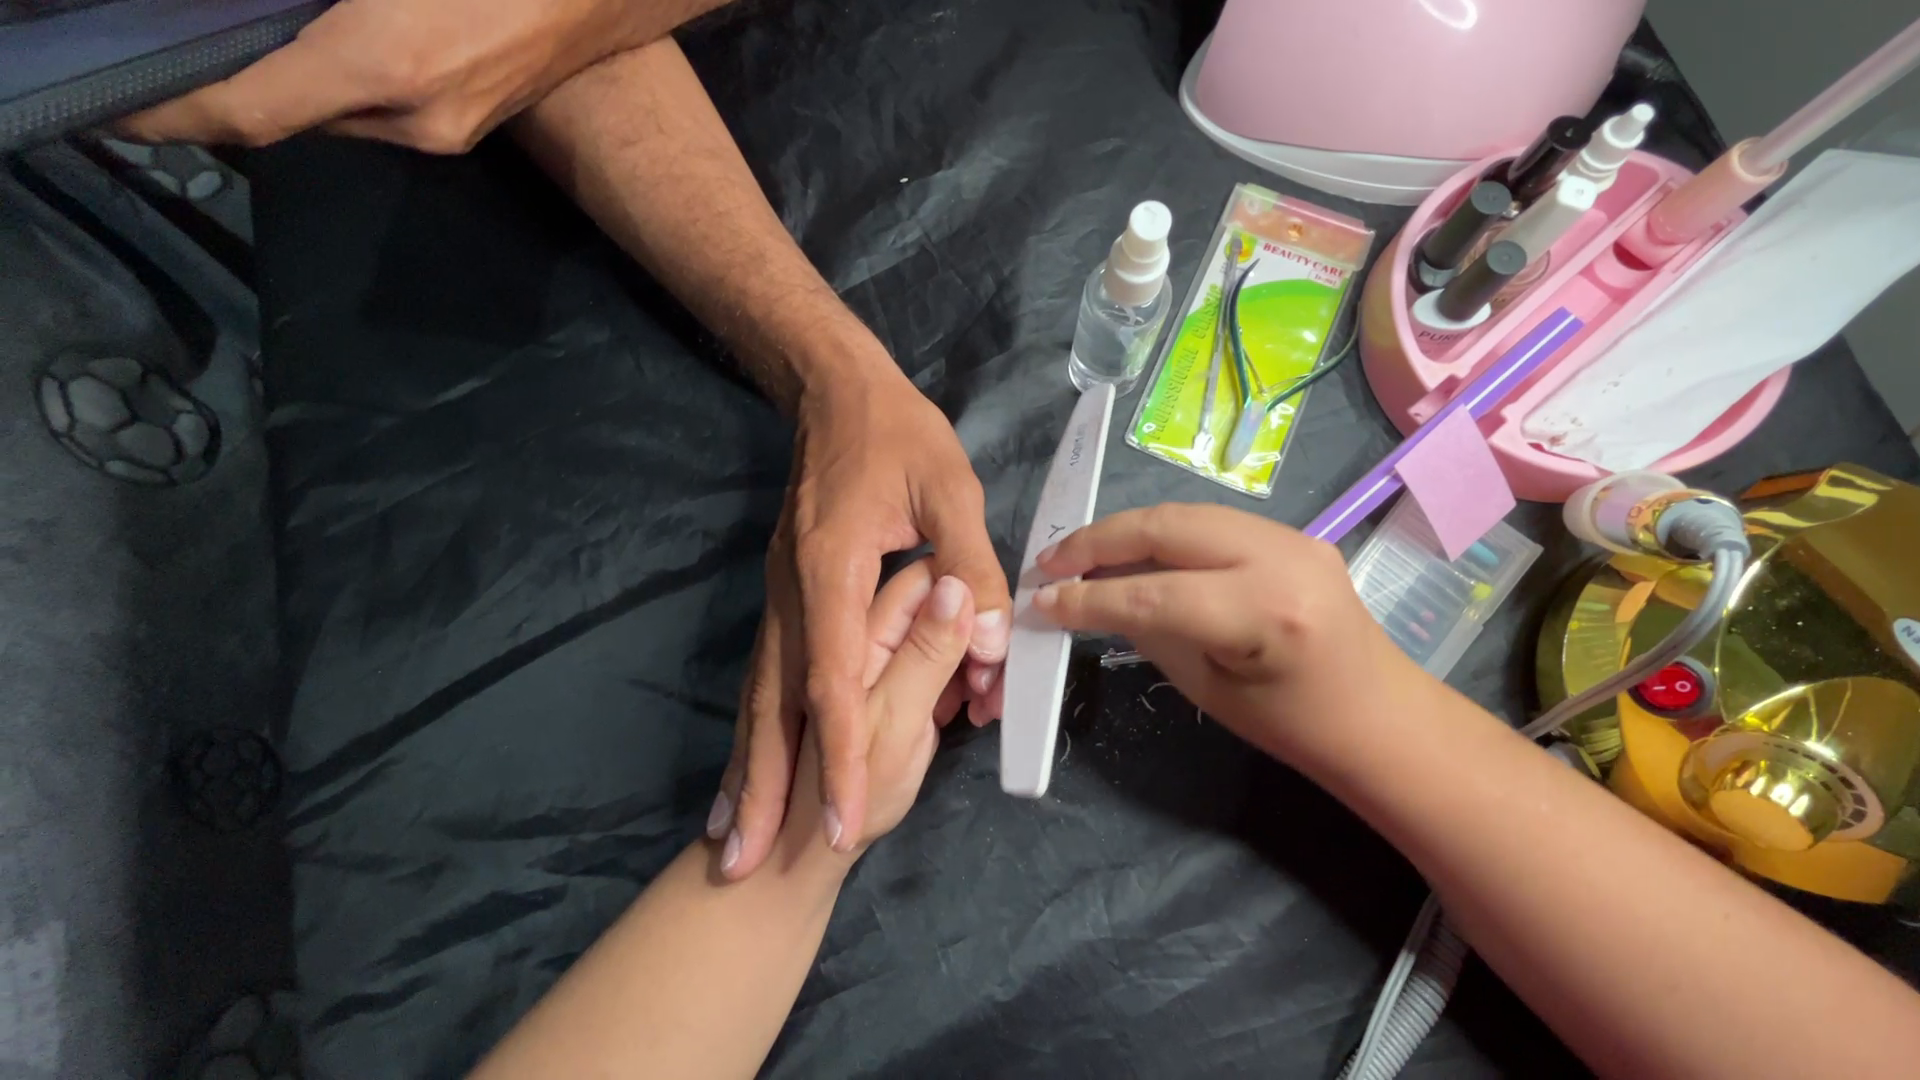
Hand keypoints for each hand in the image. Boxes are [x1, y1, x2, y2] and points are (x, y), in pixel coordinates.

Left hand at [117, 0, 681, 151]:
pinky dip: (338, 85)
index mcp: (386, 67)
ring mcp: (449, 130)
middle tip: (170, 47)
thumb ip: (313, 6)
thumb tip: (263, 18)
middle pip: (291, 119)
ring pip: (338, 116)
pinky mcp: (471, 125)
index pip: (245, 112)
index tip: (103, 113)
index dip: (166, 118)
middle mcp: (415, 120)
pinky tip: (337, 44)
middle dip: (226, 92)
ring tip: (249, 40)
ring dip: (288, 84)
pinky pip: (381, 114)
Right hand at [710, 372, 1011, 878]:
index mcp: (830, 567)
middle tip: (745, 864)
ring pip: (760, 690)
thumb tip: (989, 648)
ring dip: (750, 765)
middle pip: (773, 698)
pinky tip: (750, 768)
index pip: (831, 674)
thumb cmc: (898, 434)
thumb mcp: (950, 489)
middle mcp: (790, 592)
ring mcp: (778, 593)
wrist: (836, 391)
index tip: (835, 817)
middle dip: (763, 783)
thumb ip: (972, 568)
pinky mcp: (783, 594)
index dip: (834, 750)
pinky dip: (759, 727)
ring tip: (734, 837)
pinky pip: (769, 672)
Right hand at [1032, 504, 1421, 769]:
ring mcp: (1291, 536)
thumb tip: (1084, 599)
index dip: (1088, 596)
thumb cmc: (1293, 726)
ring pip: (1183, 513)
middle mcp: (1282, 556)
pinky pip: (1208, 522)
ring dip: (1125, 531)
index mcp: (1267, 611)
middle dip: (1098, 540)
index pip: (1154, 591)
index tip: (1040, 600)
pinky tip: (1129, 552)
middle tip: (1049, 562)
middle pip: (1166, 527)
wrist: (1379, 718)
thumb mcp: (1206, 686)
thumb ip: (1147, 629)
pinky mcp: (1289, 532)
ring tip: (1077, 555)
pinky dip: (1160, 534)